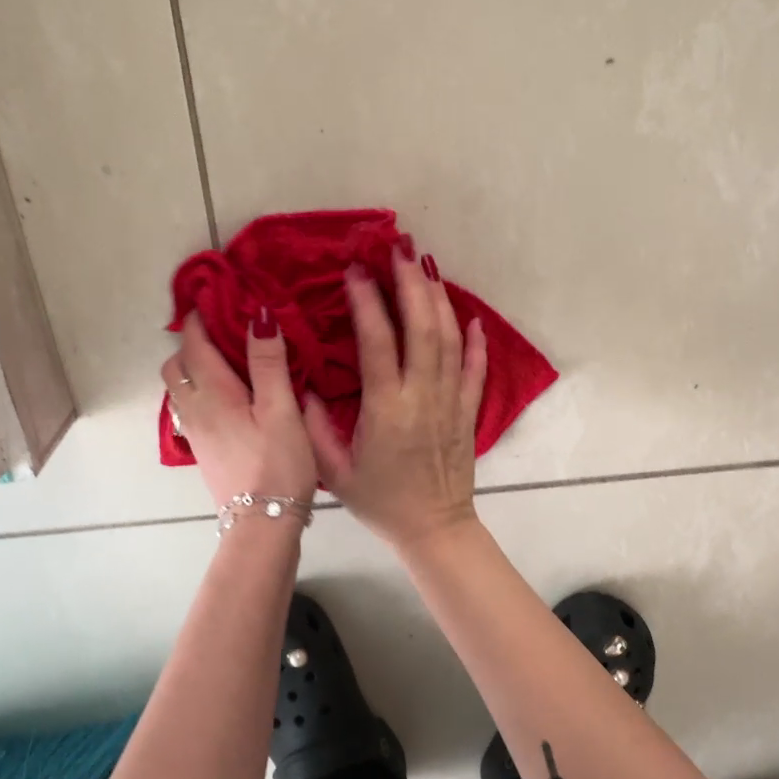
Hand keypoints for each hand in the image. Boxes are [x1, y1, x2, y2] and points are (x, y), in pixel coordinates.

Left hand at [162, 310, 316, 508]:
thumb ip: (268, 362)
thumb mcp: (281, 410)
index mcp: (212, 393)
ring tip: (230, 363)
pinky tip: (231, 399)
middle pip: (175, 365)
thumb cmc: (278, 464)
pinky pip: (190, 409)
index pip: (193, 342)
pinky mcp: (203, 451)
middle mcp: (194, 409)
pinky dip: (201, 392)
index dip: (200, 317)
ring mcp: (195, 433)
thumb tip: (258, 315)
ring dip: (195, 369)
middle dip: (192, 343)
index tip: (219, 297)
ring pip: (180, 389)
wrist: (263, 524)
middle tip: (226, 333)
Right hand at [303, 252, 488, 551]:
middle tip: (399, 249)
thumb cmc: (380, 502)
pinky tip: (469, 314)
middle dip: (410, 284)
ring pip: (450, 340)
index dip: (367, 302)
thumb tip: (303, 387)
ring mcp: (450, 401)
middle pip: (422, 328)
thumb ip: (315, 428)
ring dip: (439, 299)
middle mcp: (422, 396)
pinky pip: (476, 369)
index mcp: (386, 408)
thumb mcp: (334, 472)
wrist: (434, 528)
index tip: (356, 270)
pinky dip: (475, 340)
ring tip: (426, 265)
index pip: (378, 342)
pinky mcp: (468, 411)